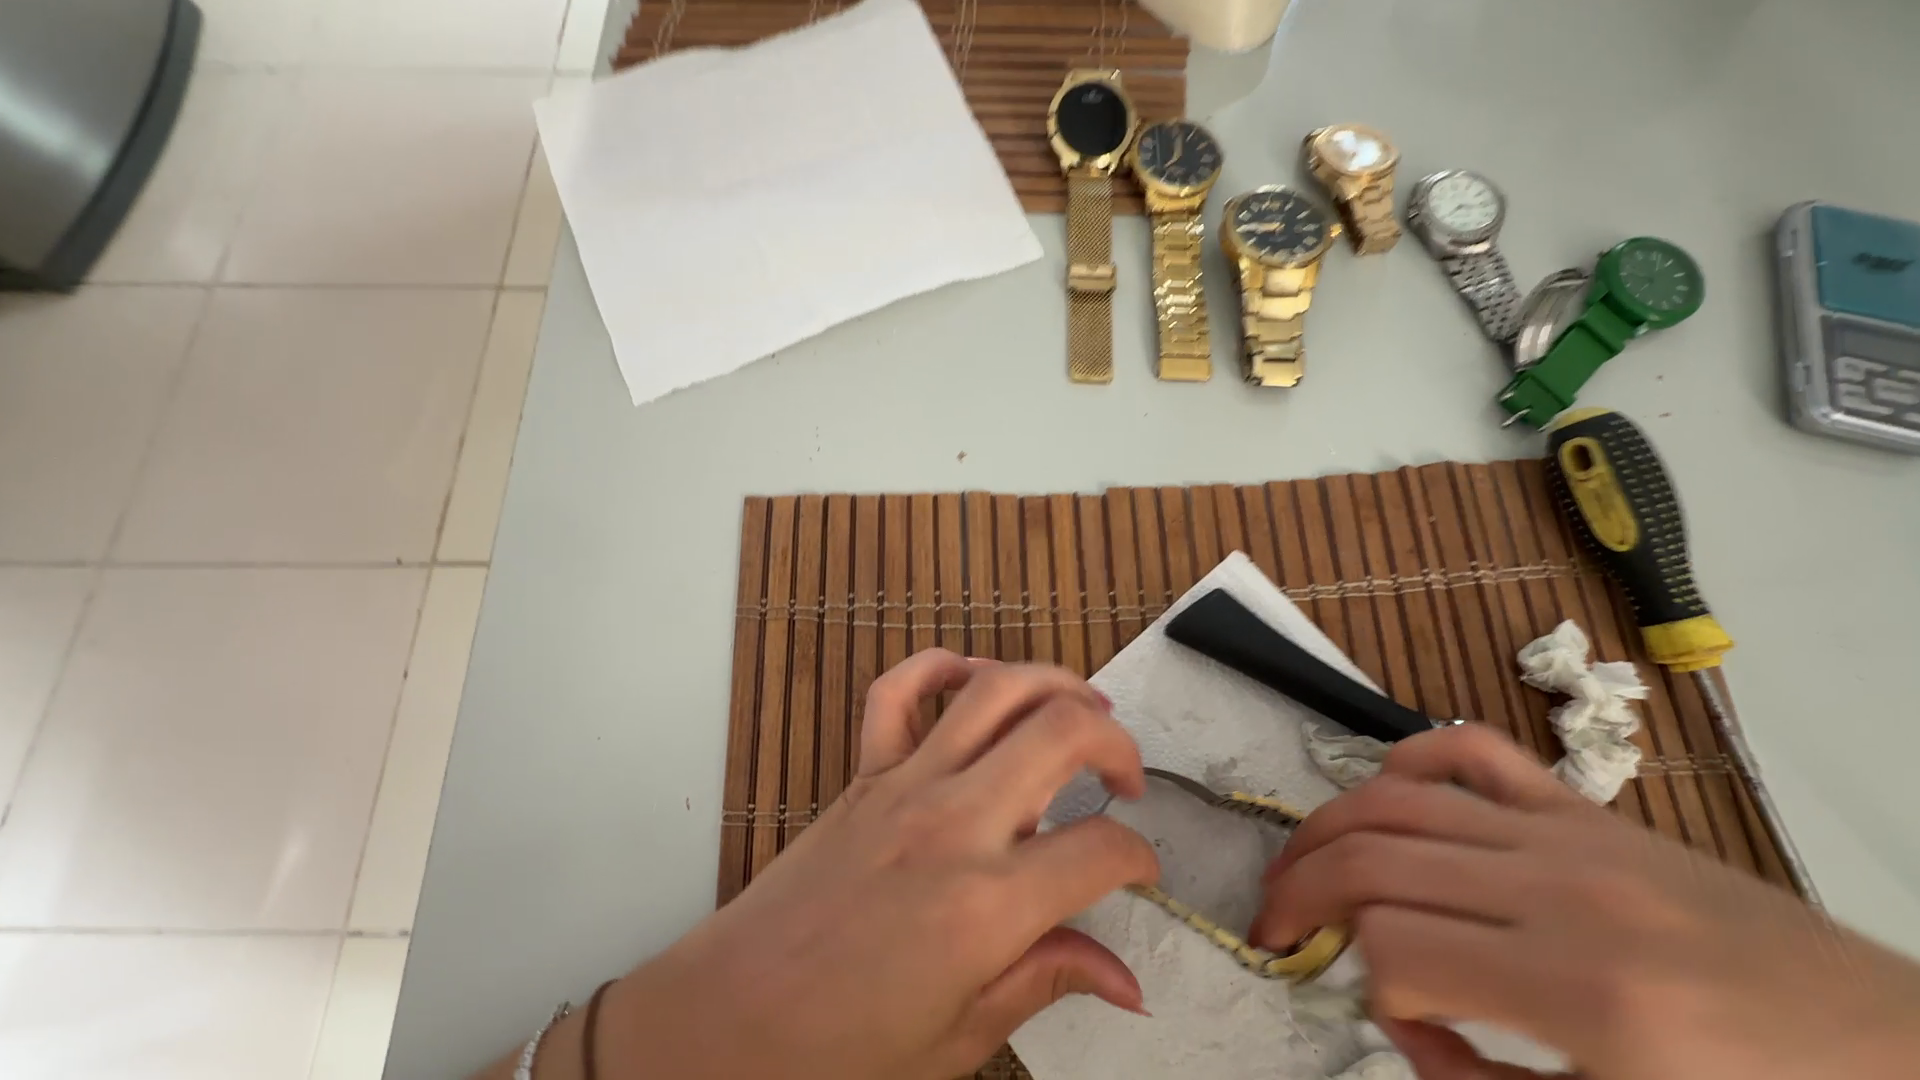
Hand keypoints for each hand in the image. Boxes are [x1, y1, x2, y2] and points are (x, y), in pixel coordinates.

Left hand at [589, 651, 1155, 1079]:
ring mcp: (902, 786)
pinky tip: (975, 681)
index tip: (1138, 869)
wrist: (731, 1019)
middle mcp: (951, 825)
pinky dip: (942, 666)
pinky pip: (898, 690)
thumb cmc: (834, 1047)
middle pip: (1062, 732)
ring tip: (1081, 708)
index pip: (1099, 851)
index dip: (1138, 857)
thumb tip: (1123, 979)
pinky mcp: (863, 774)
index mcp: (985, 905)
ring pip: (994, 691)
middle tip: (1125, 775)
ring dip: (1052, 684)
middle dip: (1116, 742)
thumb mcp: (960, 1036)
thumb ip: (1047, 981)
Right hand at [1252, 725, 1919, 1079]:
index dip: (1369, 989)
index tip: (1394, 1019)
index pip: (1395, 950)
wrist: (1902, 1057)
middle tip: (1273, 926)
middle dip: (1300, 893)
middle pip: (1372, 860)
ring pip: (1396, 799)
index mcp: (1579, 992)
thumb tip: (1398, 1016)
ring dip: (1324, 829)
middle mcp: (1559, 889)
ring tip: (1295, 866)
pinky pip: (1471, 751)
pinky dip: (1408, 758)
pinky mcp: (1585, 809)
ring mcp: (1570, 833)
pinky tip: (1385, 792)